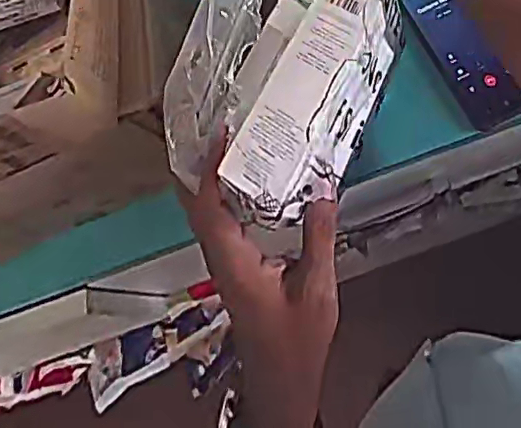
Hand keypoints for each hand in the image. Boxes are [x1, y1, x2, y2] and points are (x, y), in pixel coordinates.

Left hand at [180, 141, 338, 427]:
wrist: (282, 387)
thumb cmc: (296, 346)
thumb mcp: (316, 291)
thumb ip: (318, 238)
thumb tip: (322, 190)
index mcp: (234, 264)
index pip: (208, 208)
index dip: (208, 170)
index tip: (219, 137)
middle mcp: (222, 261)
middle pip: (199, 207)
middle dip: (202, 167)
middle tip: (221, 133)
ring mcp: (226, 266)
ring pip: (208, 215)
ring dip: (213, 180)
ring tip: (233, 148)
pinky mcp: (236, 269)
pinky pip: (222, 224)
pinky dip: (227, 198)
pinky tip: (250, 185)